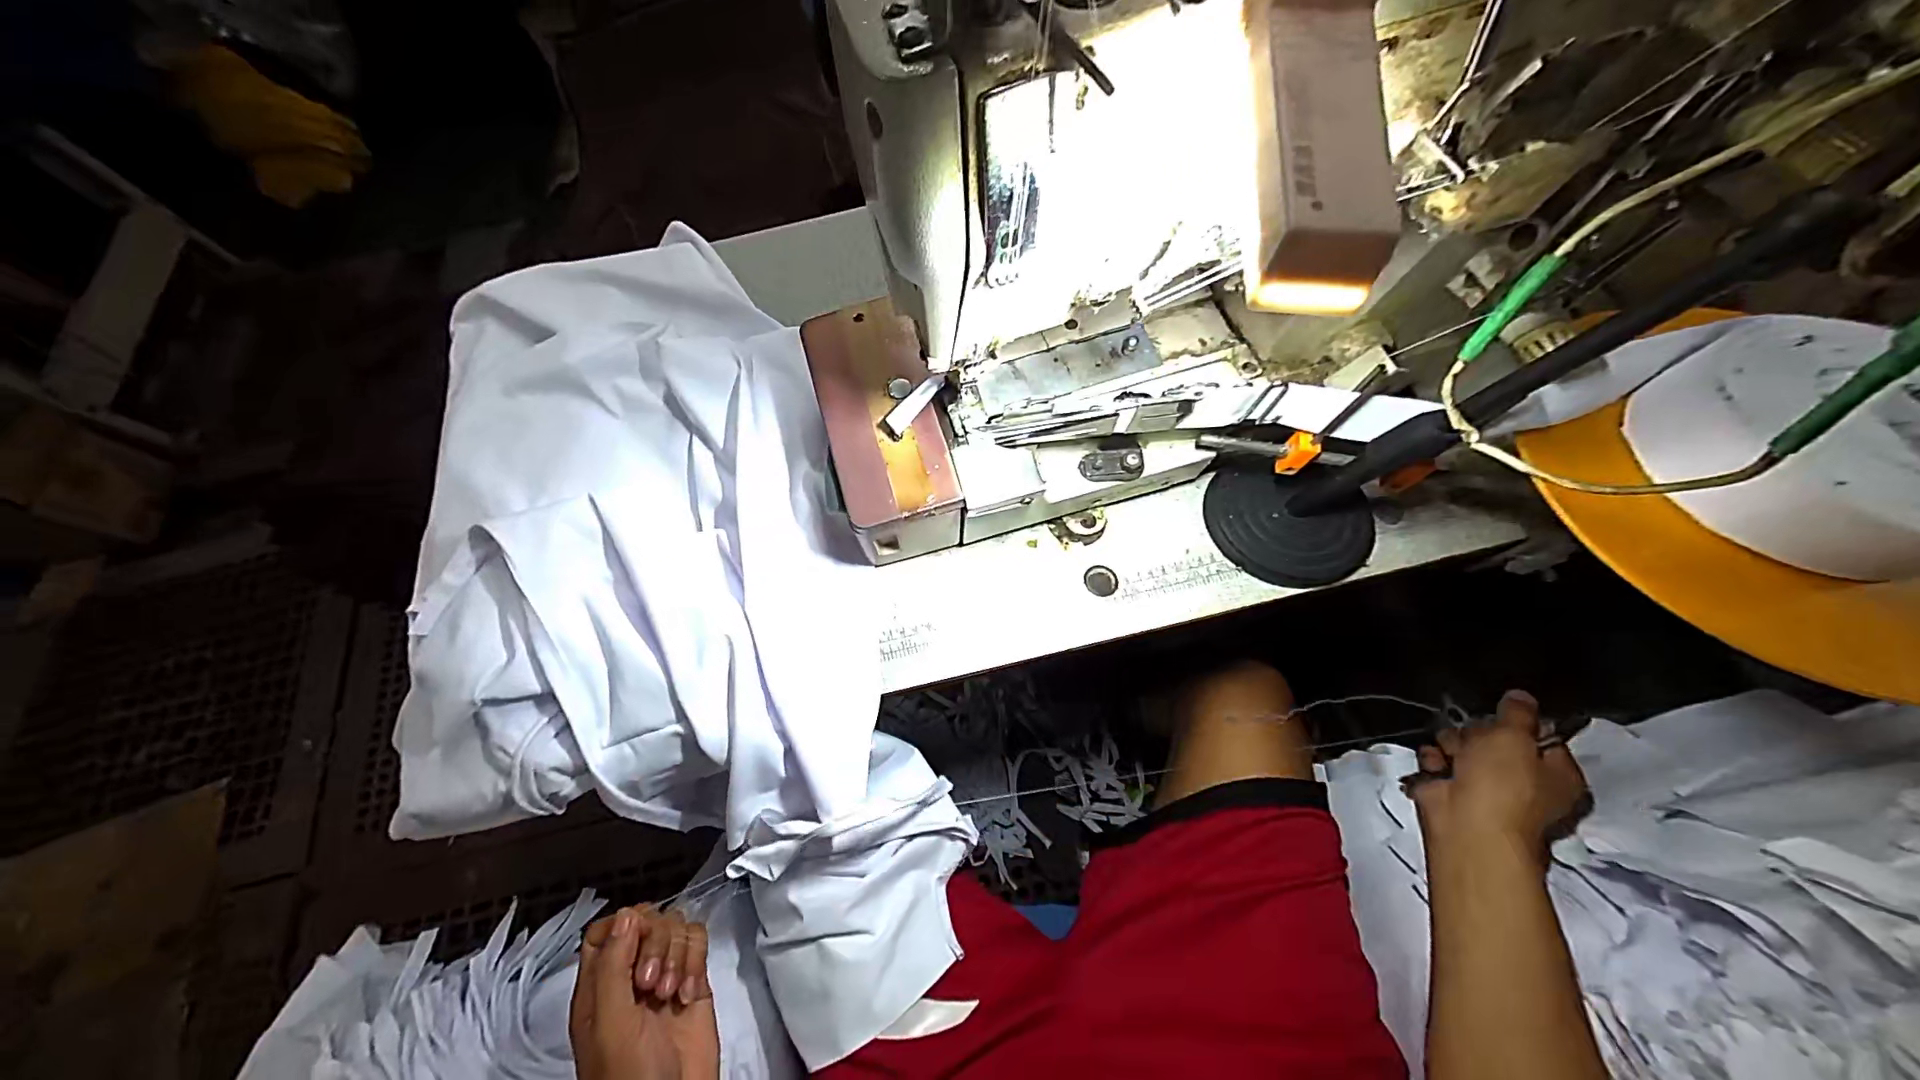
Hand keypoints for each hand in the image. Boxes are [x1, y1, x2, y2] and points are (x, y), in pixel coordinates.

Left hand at [570, 905, 720, 1079]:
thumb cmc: (630, 1077)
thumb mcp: (611, 1025)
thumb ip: (613, 967)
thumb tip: (627, 914)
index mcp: (599, 986)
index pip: (608, 929)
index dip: (625, 925)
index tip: (637, 943)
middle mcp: (631, 975)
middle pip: (647, 921)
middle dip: (656, 943)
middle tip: (653, 983)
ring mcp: (665, 976)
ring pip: (676, 927)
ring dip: (679, 954)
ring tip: (673, 993)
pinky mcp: (694, 981)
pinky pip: (699, 943)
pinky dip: (698, 959)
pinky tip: (691, 992)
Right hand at [1407, 690, 1587, 856]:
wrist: (1465, 822)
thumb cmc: (1503, 782)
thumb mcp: (1515, 736)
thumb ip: (1518, 712)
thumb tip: (1520, 696)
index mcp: (1556, 772)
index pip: (1540, 734)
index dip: (1519, 723)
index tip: (1504, 718)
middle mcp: (1524, 780)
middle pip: (1494, 737)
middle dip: (1478, 734)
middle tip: (1476, 743)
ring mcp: (1484, 786)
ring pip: (1461, 745)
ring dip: (1451, 746)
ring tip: (1452, 757)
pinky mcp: (1450, 789)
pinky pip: (1438, 760)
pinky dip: (1435, 761)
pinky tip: (1437, 768)